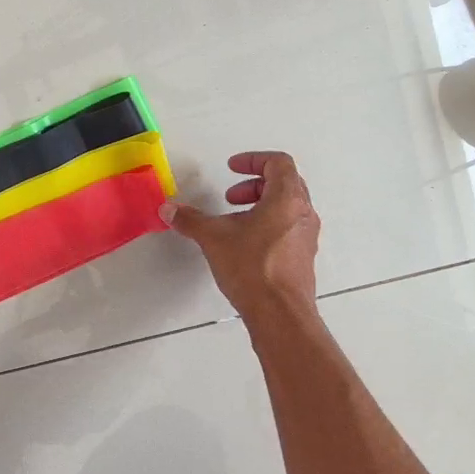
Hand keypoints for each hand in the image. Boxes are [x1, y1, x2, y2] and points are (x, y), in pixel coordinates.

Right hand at [161, 151, 320, 324]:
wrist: (280, 314)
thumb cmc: (251, 267)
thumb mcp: (213, 237)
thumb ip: (190, 220)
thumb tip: (168, 209)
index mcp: (287, 198)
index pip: (279, 162)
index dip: (253, 159)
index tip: (231, 168)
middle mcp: (303, 213)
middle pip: (285, 183)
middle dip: (255, 184)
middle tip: (231, 197)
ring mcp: (307, 236)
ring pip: (287, 207)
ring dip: (260, 205)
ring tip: (233, 222)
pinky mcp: (304, 256)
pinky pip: (288, 227)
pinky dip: (267, 224)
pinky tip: (245, 245)